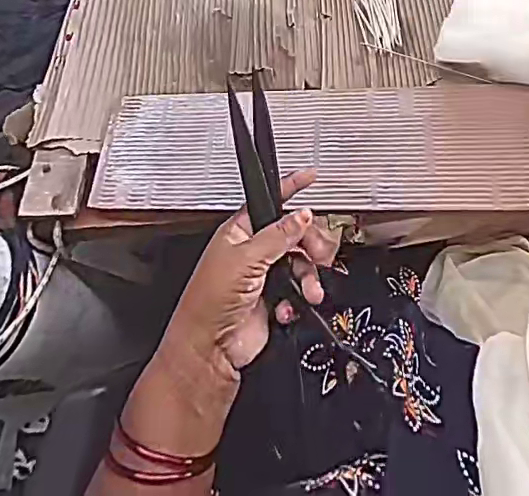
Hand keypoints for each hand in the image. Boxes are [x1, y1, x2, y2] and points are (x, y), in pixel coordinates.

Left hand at [164, 170, 337, 376]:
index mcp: (241, 232)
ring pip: (301, 262)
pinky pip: (299, 288)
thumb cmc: (209, 303)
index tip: (310, 176)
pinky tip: (290, 304)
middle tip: (319, 253)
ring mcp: (264, 274)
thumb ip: (278, 235)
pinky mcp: (274, 297)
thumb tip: (301, 214)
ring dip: (308, 275)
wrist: (208, 352)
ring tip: (309, 289)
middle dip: (310, 243)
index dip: (291, 187)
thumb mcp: (246, 259)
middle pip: (294, 233)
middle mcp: (253, 250)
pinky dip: (300, 296)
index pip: (270, 202)